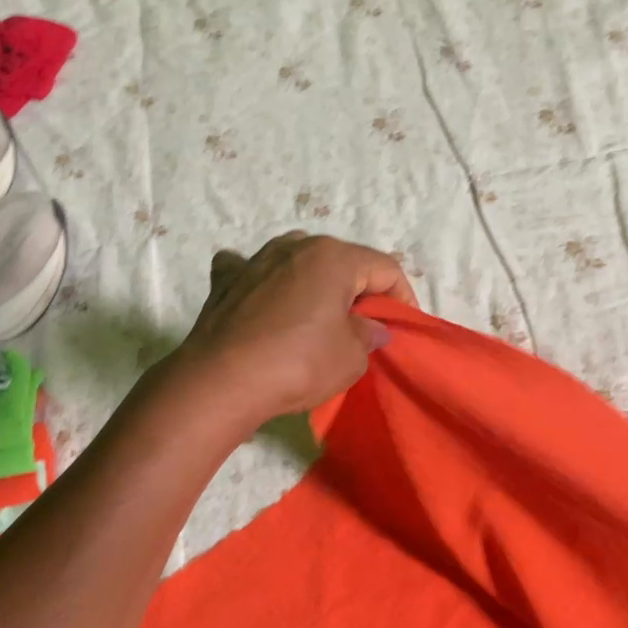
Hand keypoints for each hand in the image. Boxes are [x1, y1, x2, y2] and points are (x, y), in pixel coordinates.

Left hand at [171, 232, 416, 425]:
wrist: (224, 381)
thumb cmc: (299, 364)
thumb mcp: (351, 358)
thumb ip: (367, 336)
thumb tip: (370, 328)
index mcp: (333, 257)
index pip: (384, 268)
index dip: (402, 298)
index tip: (402, 328)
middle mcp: (294, 246)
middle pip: (341, 262)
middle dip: (357, 290)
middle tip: (364, 326)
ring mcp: (255, 259)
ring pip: (297, 261)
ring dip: (313, 283)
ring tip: (319, 316)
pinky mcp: (226, 281)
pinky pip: (253, 272)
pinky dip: (265, 284)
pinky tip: (264, 301)